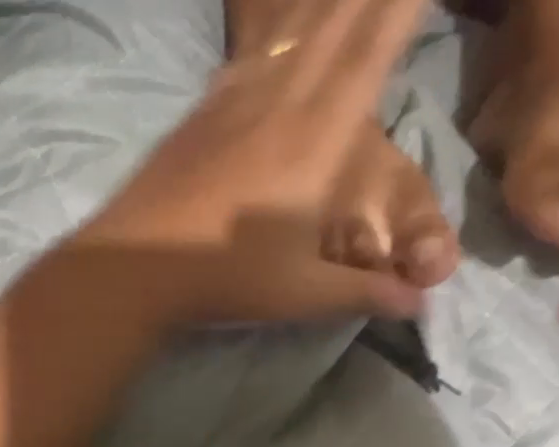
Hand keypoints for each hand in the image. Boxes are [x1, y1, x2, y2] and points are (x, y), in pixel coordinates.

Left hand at [67, 0, 432, 324]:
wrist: (137, 264)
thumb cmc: (228, 277)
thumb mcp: (306, 294)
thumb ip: (368, 292)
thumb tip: (421, 304)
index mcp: (314, 141)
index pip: (366, 59)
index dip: (395, 13)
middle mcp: (279, 103)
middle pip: (332, 30)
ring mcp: (236, 100)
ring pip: (289, 33)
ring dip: (323, 4)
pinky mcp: (204, 110)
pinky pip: (251, 53)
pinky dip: (274, 29)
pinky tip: (275, 27)